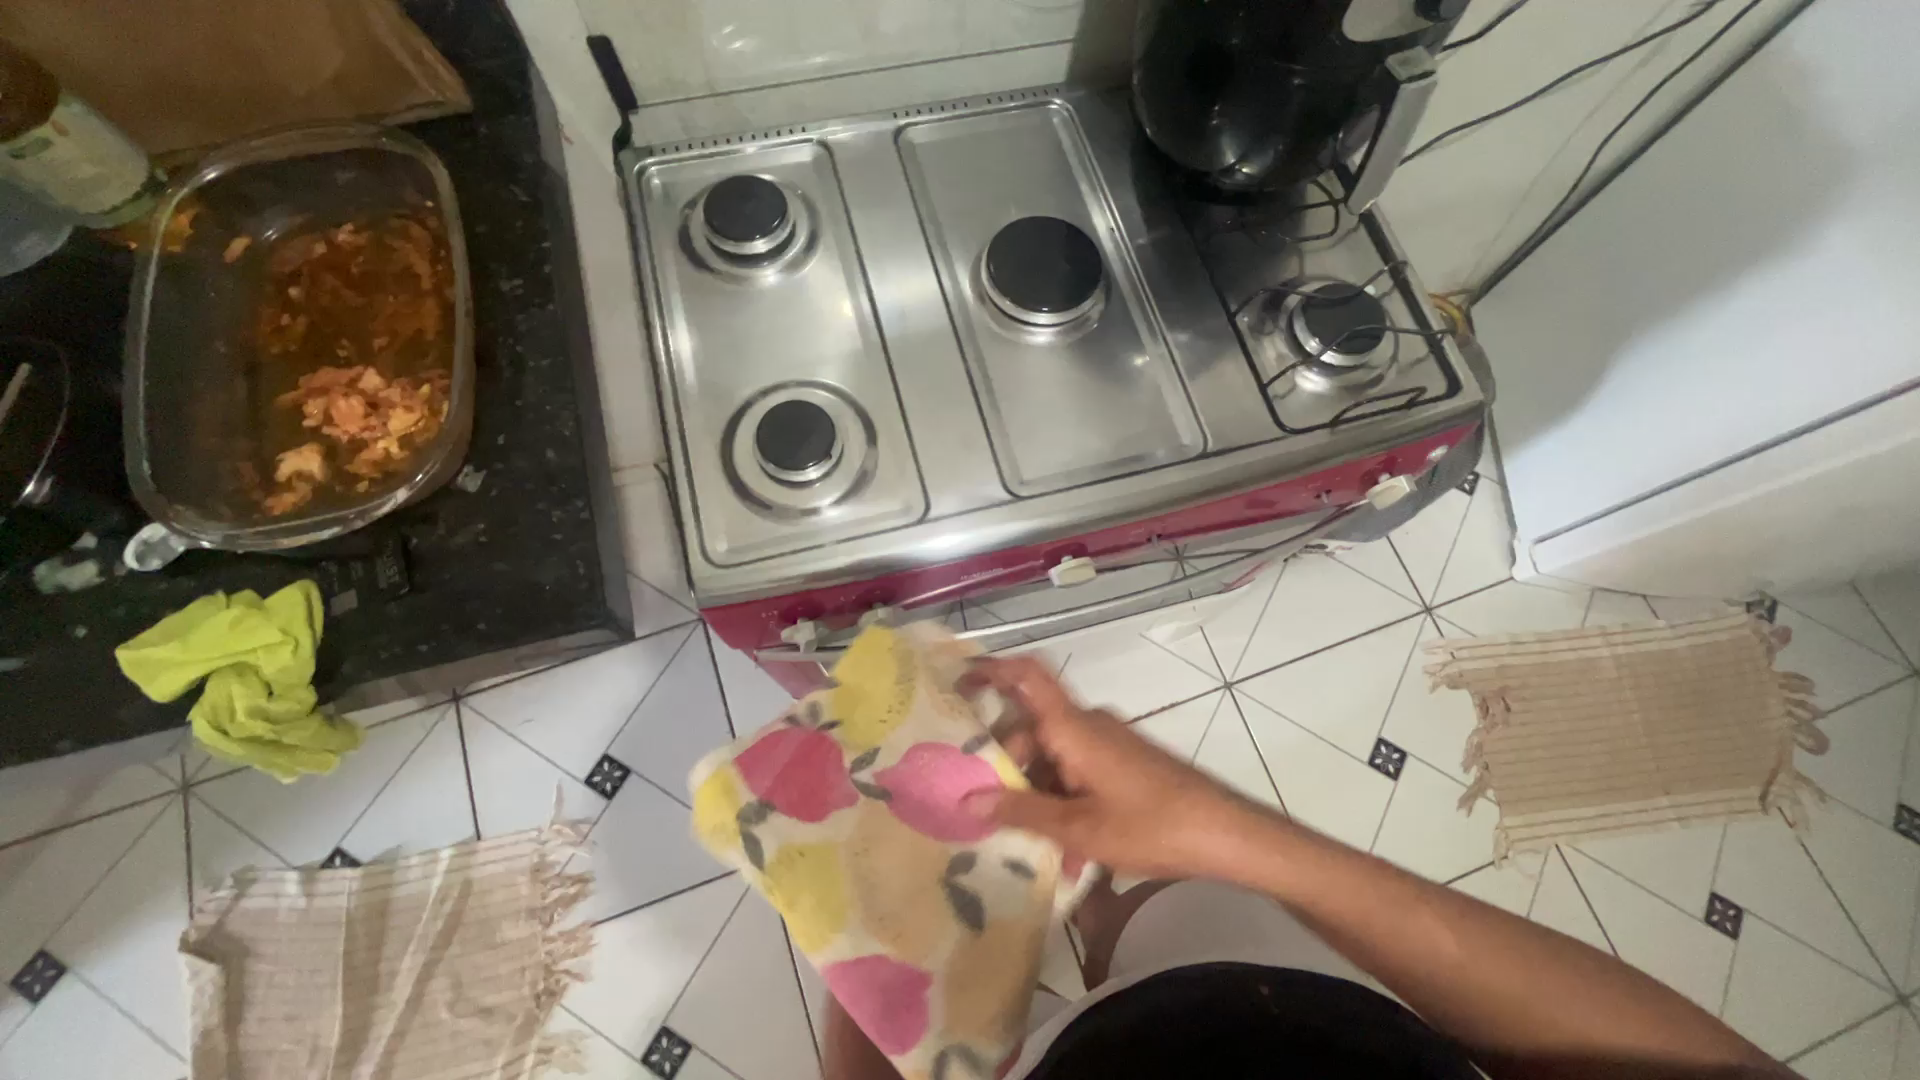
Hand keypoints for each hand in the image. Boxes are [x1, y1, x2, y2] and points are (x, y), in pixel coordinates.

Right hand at [961, 656, 1278, 882]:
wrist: (1225, 834)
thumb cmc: (1148, 825)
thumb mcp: (1077, 828)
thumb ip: (1021, 812)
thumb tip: (966, 800)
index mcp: (1072, 728)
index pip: (1027, 676)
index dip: (991, 670)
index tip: (958, 682)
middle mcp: (1088, 725)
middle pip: (1032, 729)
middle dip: (1009, 767)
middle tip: (991, 812)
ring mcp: (1109, 742)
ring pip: (1055, 757)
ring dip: (1041, 796)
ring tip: (1036, 848)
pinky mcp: (1124, 762)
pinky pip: (1079, 771)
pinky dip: (1067, 802)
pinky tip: (1073, 853)